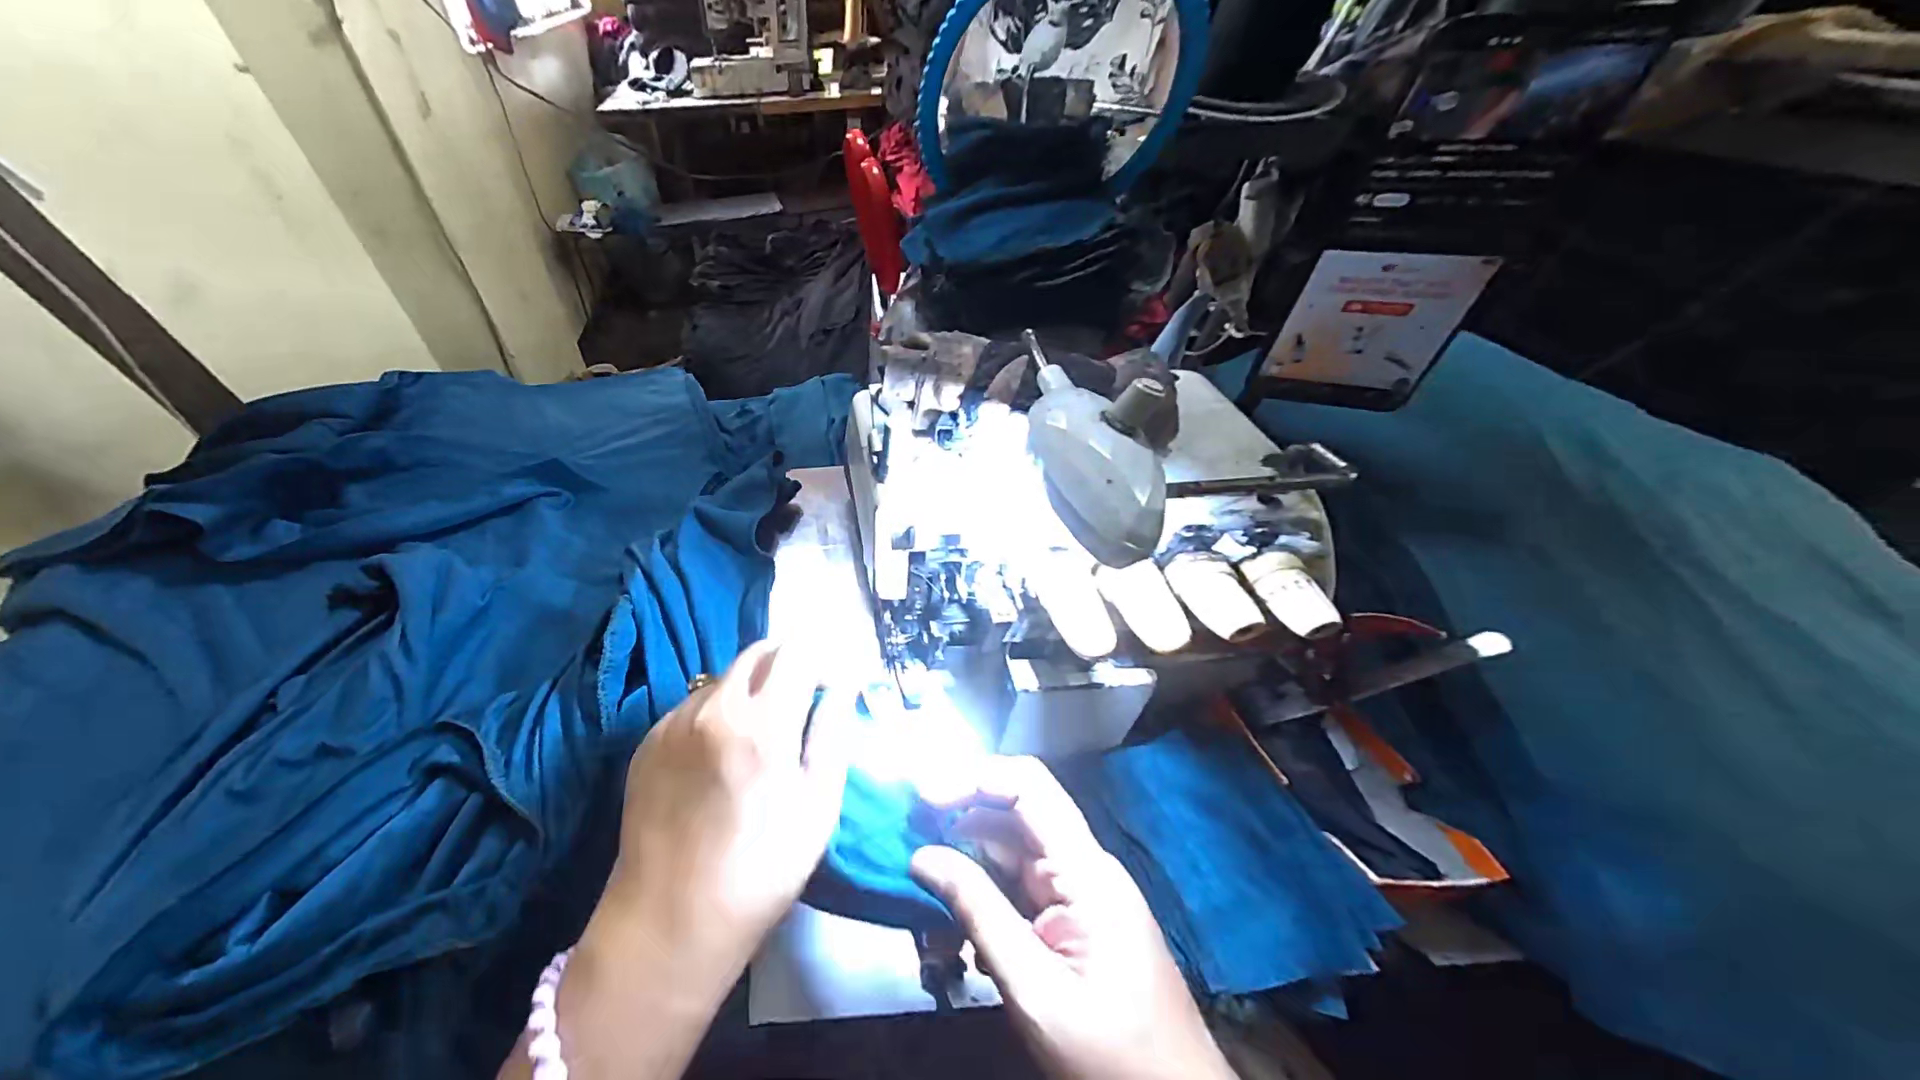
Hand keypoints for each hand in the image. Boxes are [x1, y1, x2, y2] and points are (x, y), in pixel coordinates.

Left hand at [530, 641, 849, 1079]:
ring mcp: (673, 723)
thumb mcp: (818, 807)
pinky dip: (719, 710)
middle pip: (757, 653)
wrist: (667, 925)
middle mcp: (712, 709)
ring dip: (752, 685)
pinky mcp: (647, 743)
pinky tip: (725, 752)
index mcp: (762, 724)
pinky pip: (694, 705)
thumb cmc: (761, 872)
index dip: (823, 658)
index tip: (835, 680)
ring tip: (764, 729)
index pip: (797, 653)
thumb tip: (843, 689)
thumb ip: (832, 735)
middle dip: (788, 661)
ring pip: (724, 677)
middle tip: (805, 695)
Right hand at [910, 757, 1233, 1079]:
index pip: (1029, 789)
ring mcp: (1079, 894)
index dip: (974, 778)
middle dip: (959, 821)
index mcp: (1085, 871)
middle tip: (907, 838)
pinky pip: (1020, 890)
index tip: (923, 797)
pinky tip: (957, 933)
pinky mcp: (1072, 920)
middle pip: (1015, 817)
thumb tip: (923, 856)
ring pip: (1011, 855)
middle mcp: (1083, 868)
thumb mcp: (1033, 987)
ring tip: (922, 890)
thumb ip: (979, 913)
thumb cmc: (1110, 1051)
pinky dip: (984, 898)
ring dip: (966, 865)